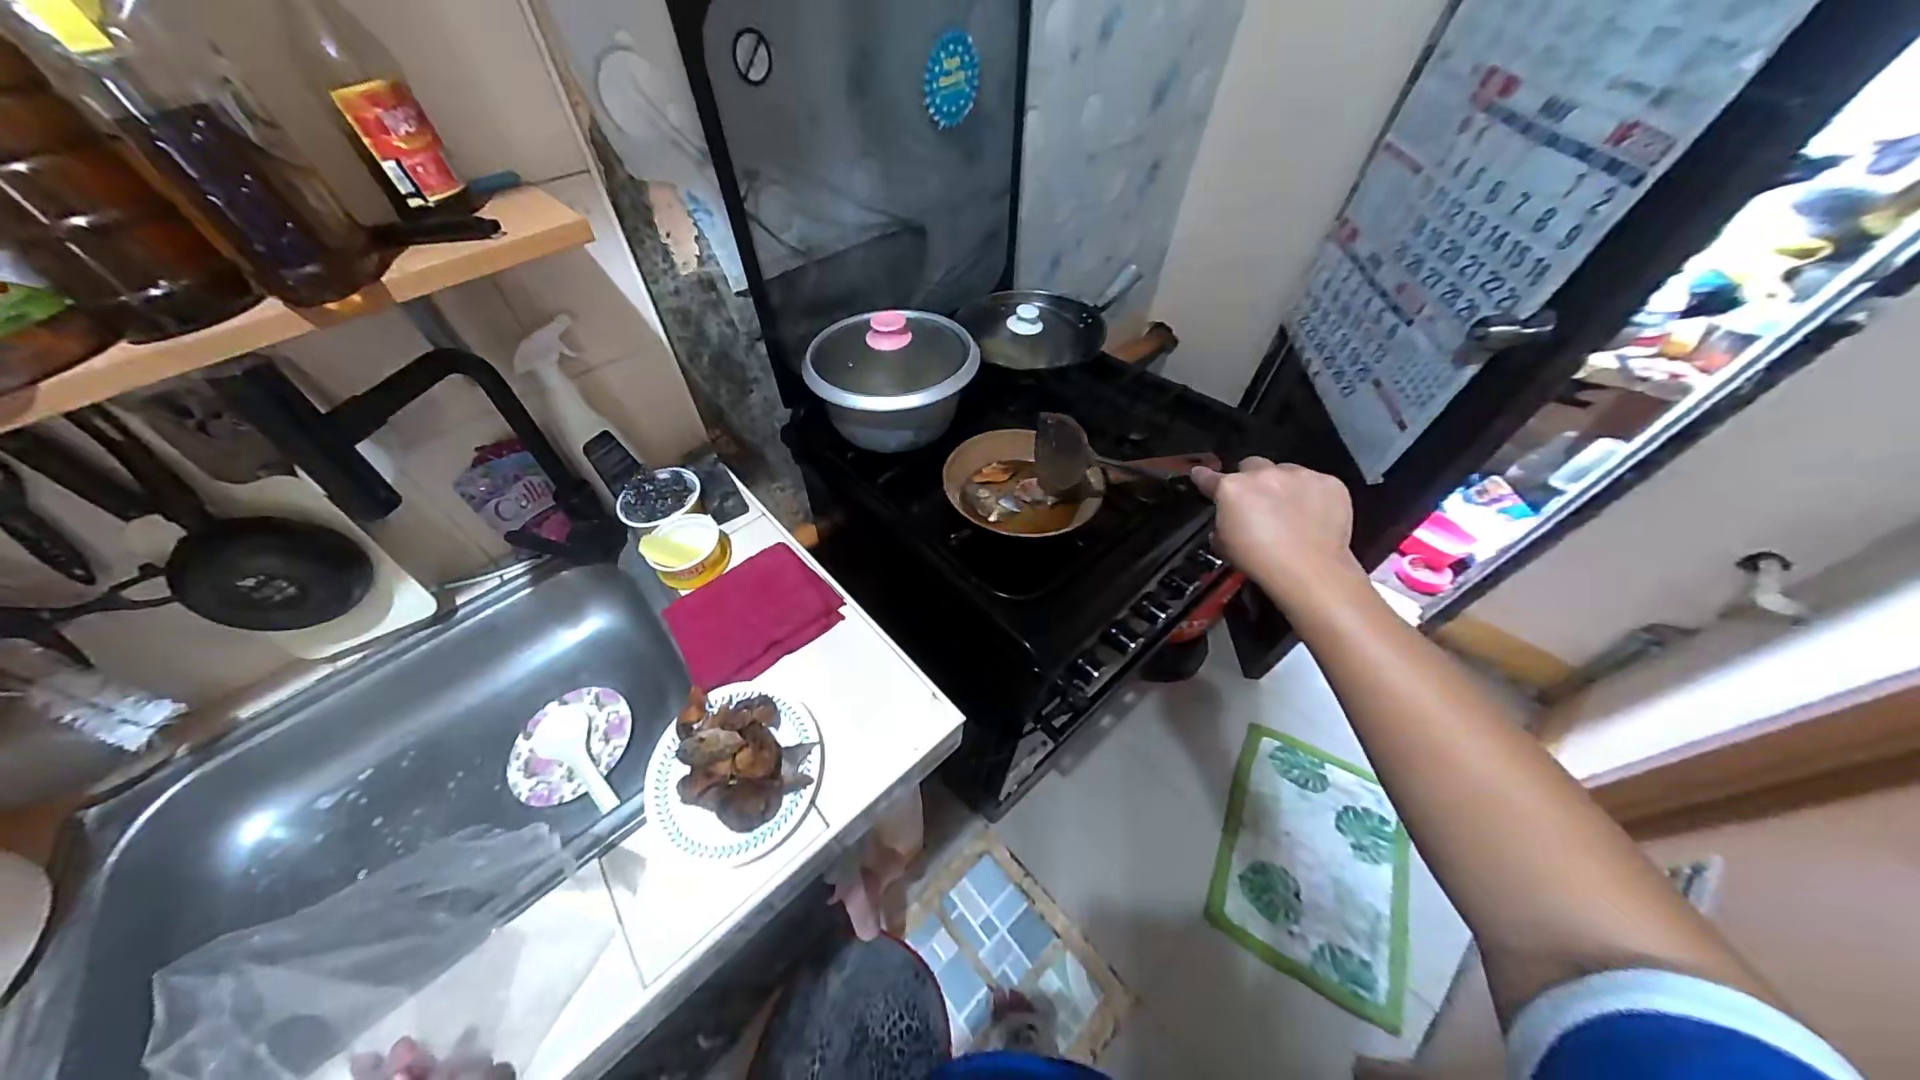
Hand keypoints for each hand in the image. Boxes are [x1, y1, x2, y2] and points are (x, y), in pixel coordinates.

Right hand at [1190, 458, 1362, 608]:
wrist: (1310, 570)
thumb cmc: (1258, 561)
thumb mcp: (1225, 546)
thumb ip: (1222, 525)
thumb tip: (1229, 522)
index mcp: (1232, 489)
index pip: (1210, 477)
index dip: (1204, 477)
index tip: (1201, 475)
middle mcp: (1264, 474)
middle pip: (1252, 465)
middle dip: (1252, 479)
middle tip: (1258, 501)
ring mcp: (1300, 475)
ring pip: (1286, 472)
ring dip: (1284, 486)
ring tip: (1292, 512)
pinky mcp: (1330, 483)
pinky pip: (1316, 483)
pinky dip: (1313, 496)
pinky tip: (1315, 516)